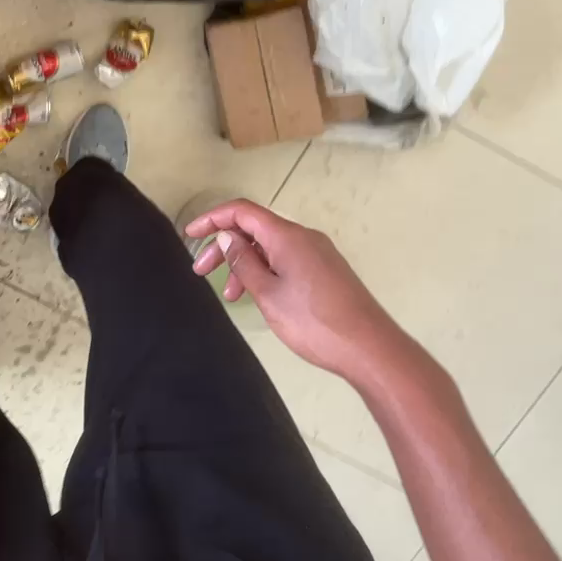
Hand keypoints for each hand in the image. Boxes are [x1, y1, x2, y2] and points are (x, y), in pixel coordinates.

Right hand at [185, 199, 409, 382]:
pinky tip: (257, 296)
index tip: (190, 235)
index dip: (212, 218)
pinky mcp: (325, 271)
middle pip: (254, 229)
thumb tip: (228, 238)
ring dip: (243, 263)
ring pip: (269, 247)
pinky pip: (285, 260)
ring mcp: (317, 253)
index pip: (242, 211)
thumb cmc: (313, 322)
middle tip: (200, 272)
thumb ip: (243, 262)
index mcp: (287, 236)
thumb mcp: (268, 294)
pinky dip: (264, 271)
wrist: (371, 349)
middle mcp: (303, 237)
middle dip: (224, 246)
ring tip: (229, 294)